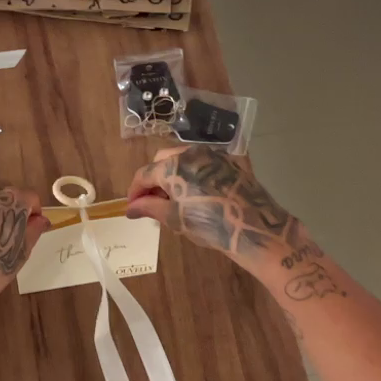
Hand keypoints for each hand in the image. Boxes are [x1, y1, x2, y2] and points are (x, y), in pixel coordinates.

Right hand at [126, 147, 302, 269]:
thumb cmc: (207, 225)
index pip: (144, 174)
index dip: (135, 190)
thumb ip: (149, 207)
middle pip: (162, 160)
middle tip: (152, 202)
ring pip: (183, 158)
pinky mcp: (230, 161)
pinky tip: (195, 193)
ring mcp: (213, 155)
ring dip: (172, 175)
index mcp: (173, 166)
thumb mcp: (173, 218)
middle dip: (153, 179)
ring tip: (173, 199)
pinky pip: (203, 163)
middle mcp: (191, 152)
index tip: (132, 206)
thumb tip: (130, 208)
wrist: (250, 227)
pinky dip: (192, 174)